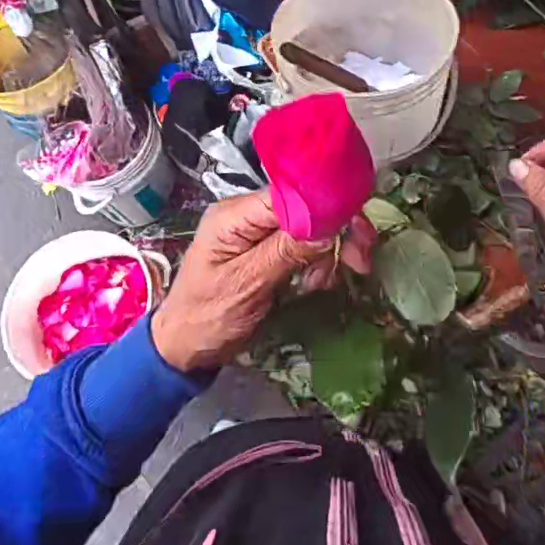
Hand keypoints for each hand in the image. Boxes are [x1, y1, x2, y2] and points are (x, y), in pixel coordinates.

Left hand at [151, 192, 374, 371]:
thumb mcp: (247, 286)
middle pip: (307, 207)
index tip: (358, 230)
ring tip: (326, 281)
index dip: (328, 206)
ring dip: (329, 251)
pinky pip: (304, 244)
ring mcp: (258, 231)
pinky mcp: (267, 248)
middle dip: (338, 230)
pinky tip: (317, 281)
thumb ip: (286, 251)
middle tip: (361, 260)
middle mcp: (248, 214)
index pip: (291, 194)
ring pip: (311, 227)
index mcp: (236, 215)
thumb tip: (329, 226)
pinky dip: (318, 261)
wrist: (182, 350)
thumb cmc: (206, 318)